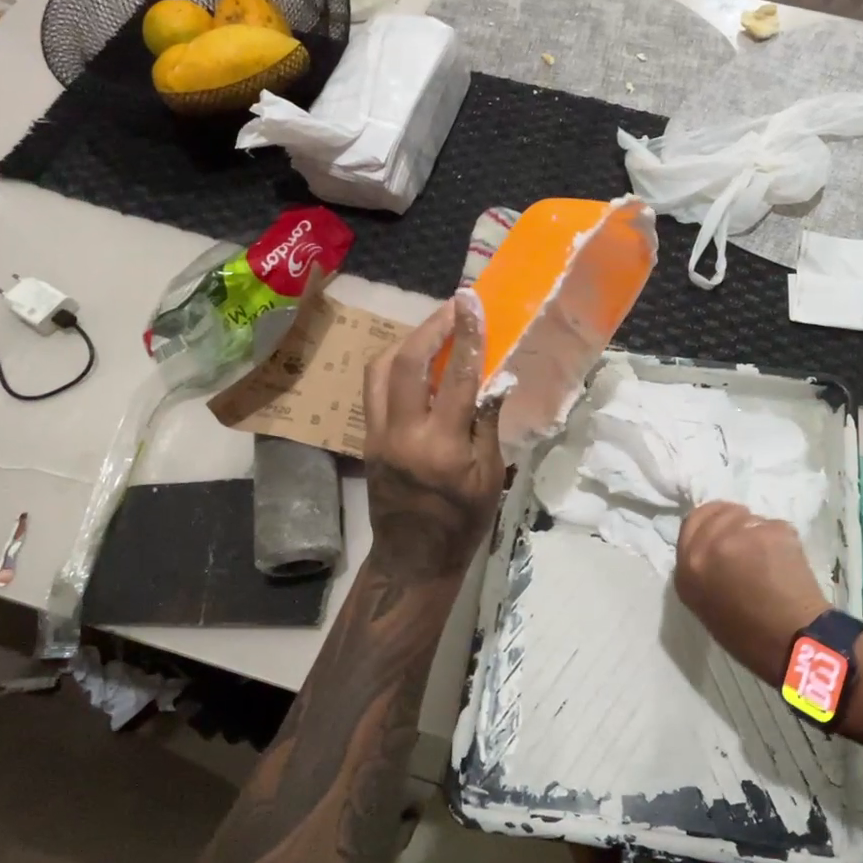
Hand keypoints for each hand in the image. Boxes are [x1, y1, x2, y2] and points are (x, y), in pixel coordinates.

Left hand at [362, 290, 505, 581]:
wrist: (413, 560)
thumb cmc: (463, 522)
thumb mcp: (490, 476)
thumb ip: (488, 423)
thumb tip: (495, 377)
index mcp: (441, 446)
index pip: (456, 377)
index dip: (466, 334)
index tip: (471, 302)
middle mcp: (403, 434)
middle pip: (406, 363)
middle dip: (431, 327)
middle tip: (454, 307)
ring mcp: (378, 436)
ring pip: (379, 370)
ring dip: (407, 342)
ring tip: (434, 330)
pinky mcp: (367, 440)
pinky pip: (375, 389)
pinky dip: (394, 365)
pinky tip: (416, 362)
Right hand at [674, 500, 830, 682]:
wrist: (791, 642)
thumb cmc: (748, 636)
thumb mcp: (706, 604)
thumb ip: (702, 571)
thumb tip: (713, 552)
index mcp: (687, 569)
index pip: (691, 522)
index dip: (707, 520)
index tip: (721, 527)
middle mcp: (707, 546)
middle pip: (718, 512)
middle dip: (732, 519)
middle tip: (749, 537)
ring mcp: (740, 535)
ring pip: (748, 517)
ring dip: (756, 530)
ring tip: (768, 554)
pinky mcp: (771, 531)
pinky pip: (774, 525)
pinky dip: (780, 539)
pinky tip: (786, 560)